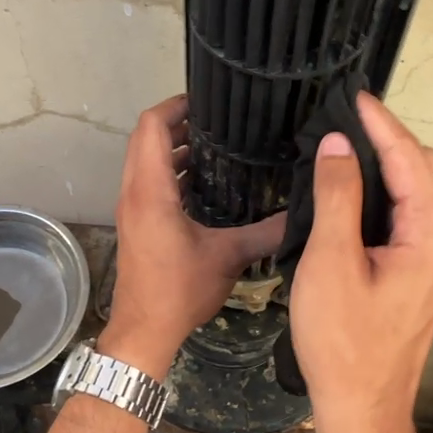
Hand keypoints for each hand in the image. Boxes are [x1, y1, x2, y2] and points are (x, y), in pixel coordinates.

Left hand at [99, 96, 284, 379]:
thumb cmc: (179, 290)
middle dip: (177, 123)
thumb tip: (301, 212)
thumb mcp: (228, 257)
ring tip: (214, 146)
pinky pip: (147, 181)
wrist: (144, 331)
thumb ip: (265, 232)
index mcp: (150, 190)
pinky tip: (203, 183)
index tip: (207, 102)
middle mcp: (134, 192)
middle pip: (146, 139)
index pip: (152, 127)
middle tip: (218, 121)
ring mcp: (130, 208)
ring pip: (144, 161)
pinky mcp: (135, 224)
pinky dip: (169, 171)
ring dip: (172, 148)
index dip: (175, 106)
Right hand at [287, 93, 432, 432]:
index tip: (354, 95)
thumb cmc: (342, 340)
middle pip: (427, 171)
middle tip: (347, 119)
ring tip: (350, 145)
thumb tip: (339, 145)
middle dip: (392, 139)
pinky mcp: (424, 277)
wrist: (361, 406)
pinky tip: (358, 191)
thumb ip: (337, 197)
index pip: (411, 160)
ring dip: (392, 165)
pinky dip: (390, 194)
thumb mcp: (330, 263)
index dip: (382, 124)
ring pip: (422, 194)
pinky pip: (413, 218)